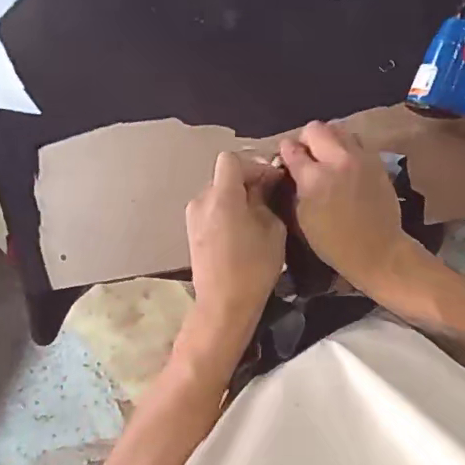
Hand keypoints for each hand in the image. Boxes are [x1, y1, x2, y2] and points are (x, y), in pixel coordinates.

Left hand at [184, 151, 286, 321]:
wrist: (223, 305)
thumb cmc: (254, 267)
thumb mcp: (273, 229)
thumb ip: (265, 200)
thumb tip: (262, 187)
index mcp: (221, 196)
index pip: (232, 160)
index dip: (254, 166)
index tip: (272, 181)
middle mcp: (201, 200)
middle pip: (224, 176)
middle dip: (247, 182)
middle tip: (269, 198)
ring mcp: (193, 217)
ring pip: (218, 194)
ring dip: (236, 198)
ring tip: (257, 217)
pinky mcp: (191, 233)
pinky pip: (212, 211)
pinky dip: (227, 212)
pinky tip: (242, 231)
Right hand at [277, 121, 415, 294]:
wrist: (377, 249)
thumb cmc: (333, 242)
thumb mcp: (302, 217)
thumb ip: (295, 187)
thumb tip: (291, 171)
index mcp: (313, 177)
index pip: (291, 148)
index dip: (285, 152)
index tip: (285, 159)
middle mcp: (336, 160)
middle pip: (316, 128)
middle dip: (306, 139)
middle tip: (306, 156)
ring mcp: (360, 158)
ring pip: (339, 129)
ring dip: (329, 139)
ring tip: (327, 157)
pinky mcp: (376, 161)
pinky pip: (357, 142)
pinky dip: (347, 147)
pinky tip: (345, 165)